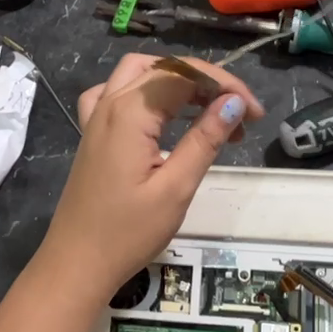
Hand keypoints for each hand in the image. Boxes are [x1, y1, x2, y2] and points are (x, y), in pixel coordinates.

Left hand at [33, 54, 264, 301]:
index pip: (185, 74)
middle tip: (238, 115)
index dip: (226, 85)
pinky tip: (158, 112)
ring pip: (140, 72)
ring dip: (177, 81)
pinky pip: (115, 92)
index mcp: (130, 112)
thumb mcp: (176, 188)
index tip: (255, 115)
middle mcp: (110, 102)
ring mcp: (96, 116)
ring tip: (208, 110)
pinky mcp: (92, 132)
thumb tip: (234, 102)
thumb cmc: (127, 232)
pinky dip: (143, 90)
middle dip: (206, 82)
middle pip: (164, 68)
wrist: (76, 263)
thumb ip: (205, 139)